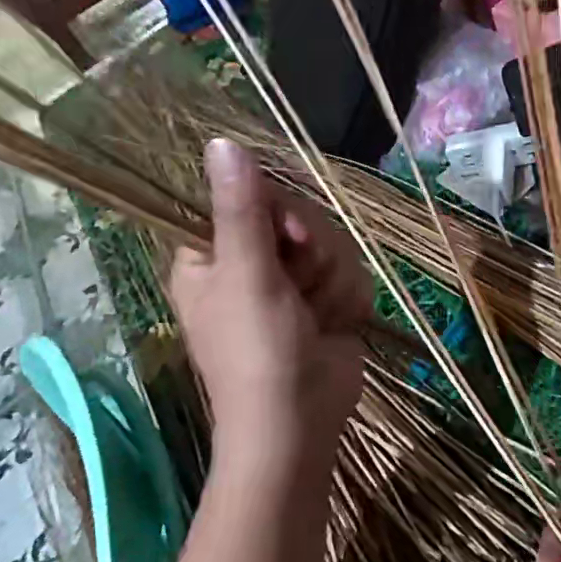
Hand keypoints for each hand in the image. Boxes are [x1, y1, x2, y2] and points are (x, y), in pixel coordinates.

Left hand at [170, 138, 370, 476]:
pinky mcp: (327, 303)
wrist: (301, 419)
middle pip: (298, 219)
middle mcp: (251, 265)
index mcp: (211, 255)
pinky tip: (338, 323)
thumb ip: (240, 209)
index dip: (276, 210)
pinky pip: (349, 275)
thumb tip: (222, 142)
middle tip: (303, 283)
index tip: (289, 233)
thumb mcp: (247, 276)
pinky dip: (348, 299)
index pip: (247, 199)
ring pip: (331, 246)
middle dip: (312, 253)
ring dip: (333, 280)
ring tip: (319, 315)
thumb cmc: (258, 351)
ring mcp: (292, 286)